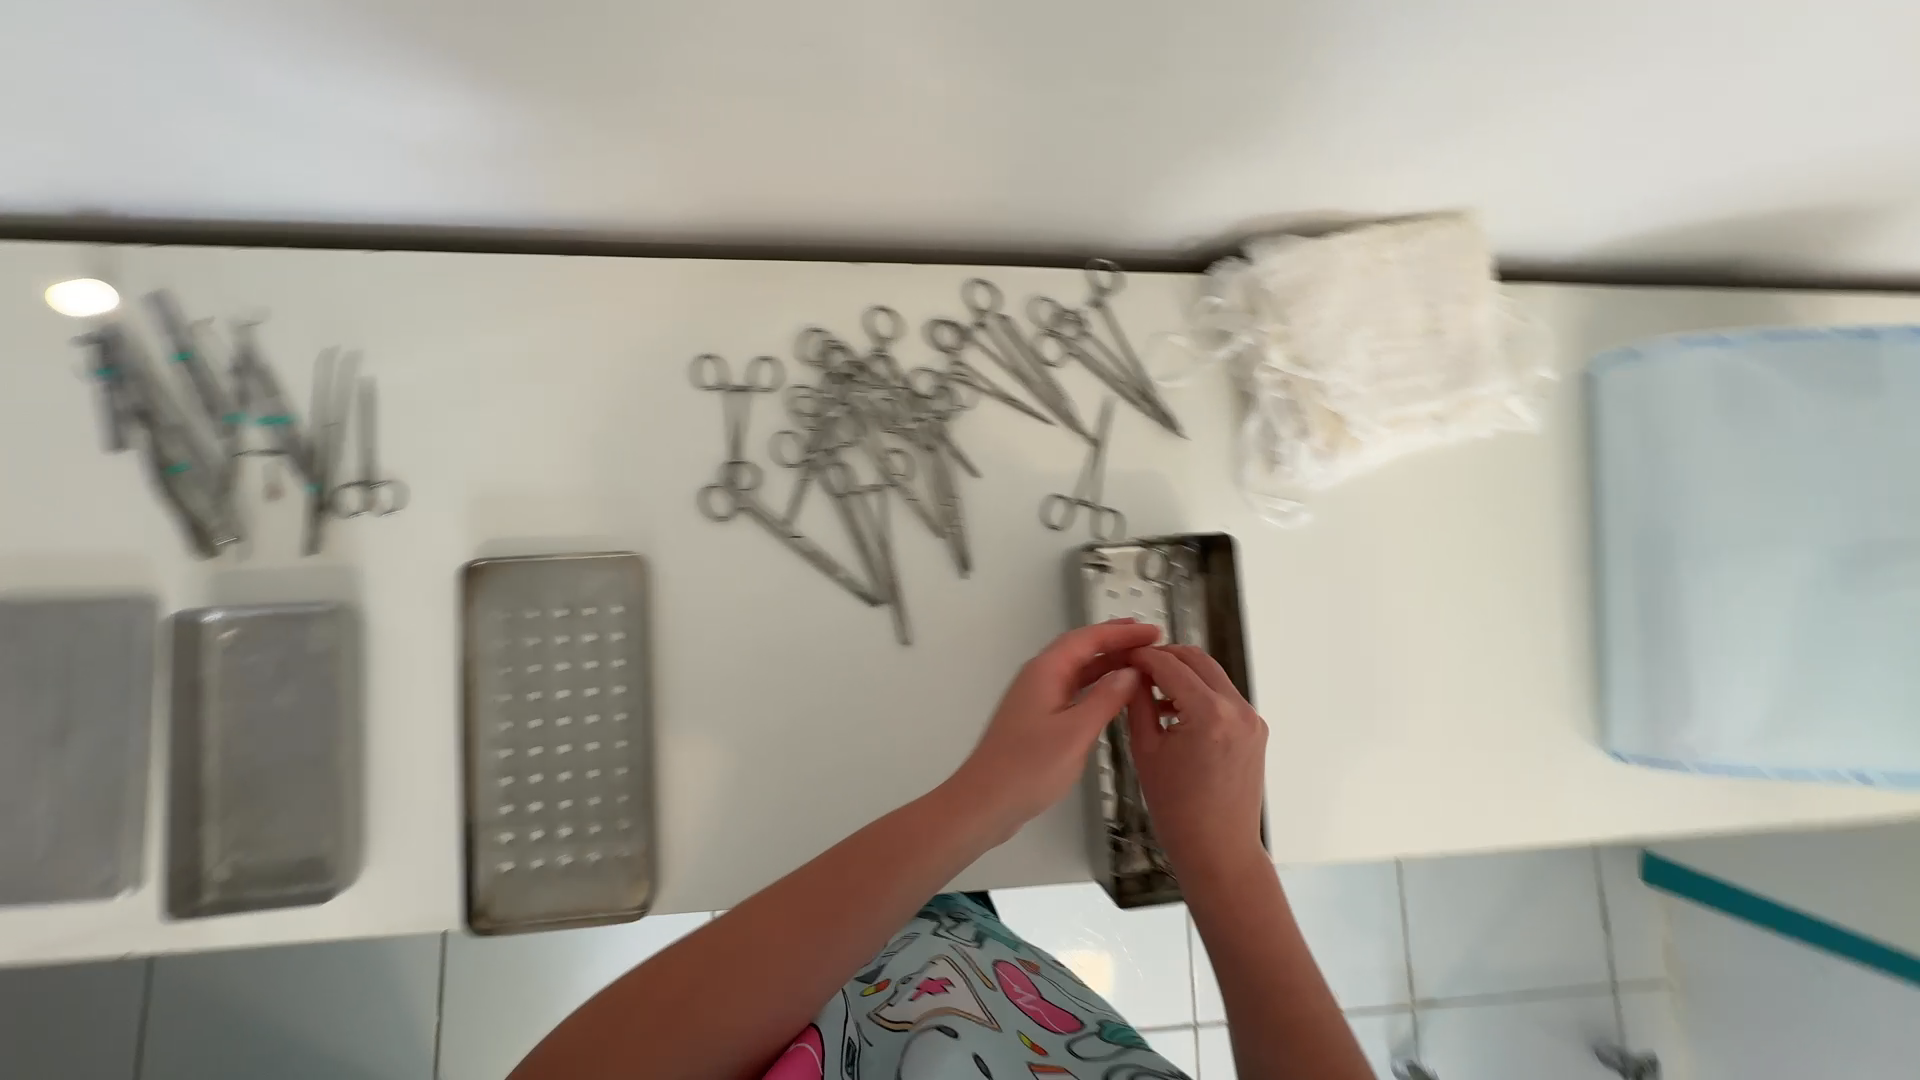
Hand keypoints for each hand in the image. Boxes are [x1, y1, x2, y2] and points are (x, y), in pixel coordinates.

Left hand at [945, 620, 1162, 841]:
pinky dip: (1096, 686)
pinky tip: (1112, 695)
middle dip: (1115, 642)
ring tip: (1139, 661)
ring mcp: (1036, 697)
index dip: (1121, 632)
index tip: (1152, 630)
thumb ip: (1105, 699)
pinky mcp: (1037, 718)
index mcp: (1045, 671)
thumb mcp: (1075, 733)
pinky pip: (1072, 689)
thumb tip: (1130, 671)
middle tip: (1149, 639)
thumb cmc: (1028, 767)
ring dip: (1107, 663)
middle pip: (1080, 649)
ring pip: (1076, 670)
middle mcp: (1038, 677)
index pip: (1087, 639)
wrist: (985, 801)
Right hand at [1127, 646, 1268, 879]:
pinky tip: (1174, 711)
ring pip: (1211, 675)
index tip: (1123, 657)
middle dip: (1164, 657)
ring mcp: (1251, 720)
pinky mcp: (1255, 730)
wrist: (1218, 849)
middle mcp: (1237, 710)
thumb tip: (1131, 673)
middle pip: (1196, 659)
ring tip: (1151, 691)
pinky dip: (1198, 693)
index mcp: (1209, 714)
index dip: (1142, 657)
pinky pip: (1223, 696)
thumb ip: (1138, 702)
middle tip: (1136, 666)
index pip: (1169, 665)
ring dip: (1182, 674)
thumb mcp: (1145, 749)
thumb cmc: (1179, 810)